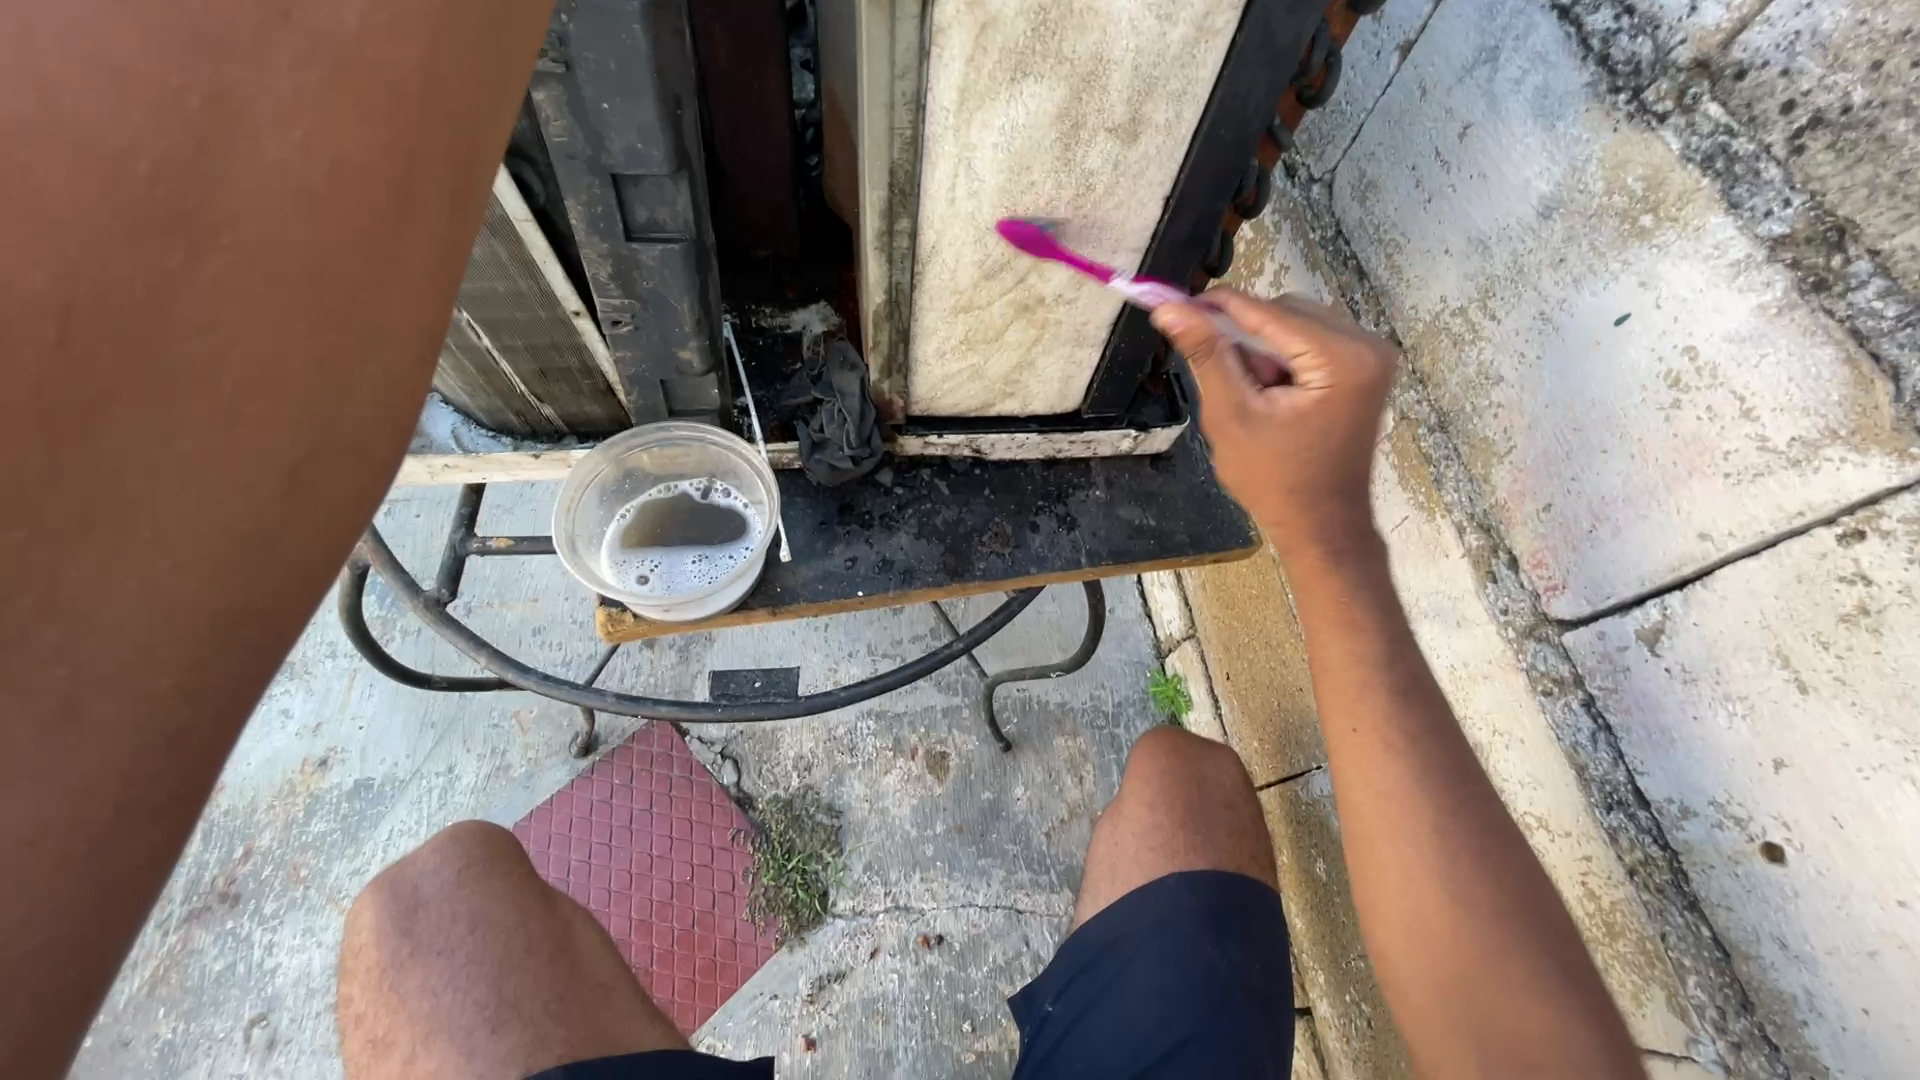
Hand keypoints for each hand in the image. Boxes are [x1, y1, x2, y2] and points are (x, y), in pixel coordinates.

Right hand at [1151, 289, 1395, 561]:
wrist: (1321, 524)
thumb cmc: (1274, 481)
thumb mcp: (1231, 415)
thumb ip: (1206, 355)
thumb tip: (1170, 309)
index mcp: (1343, 358)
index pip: (1268, 312)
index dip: (1216, 306)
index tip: (1170, 302)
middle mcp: (1368, 345)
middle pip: (1285, 311)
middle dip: (1246, 340)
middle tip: (1225, 382)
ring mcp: (1371, 356)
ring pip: (1296, 324)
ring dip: (1262, 351)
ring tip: (1252, 397)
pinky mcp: (1364, 369)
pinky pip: (1311, 341)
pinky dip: (1282, 360)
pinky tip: (1272, 397)